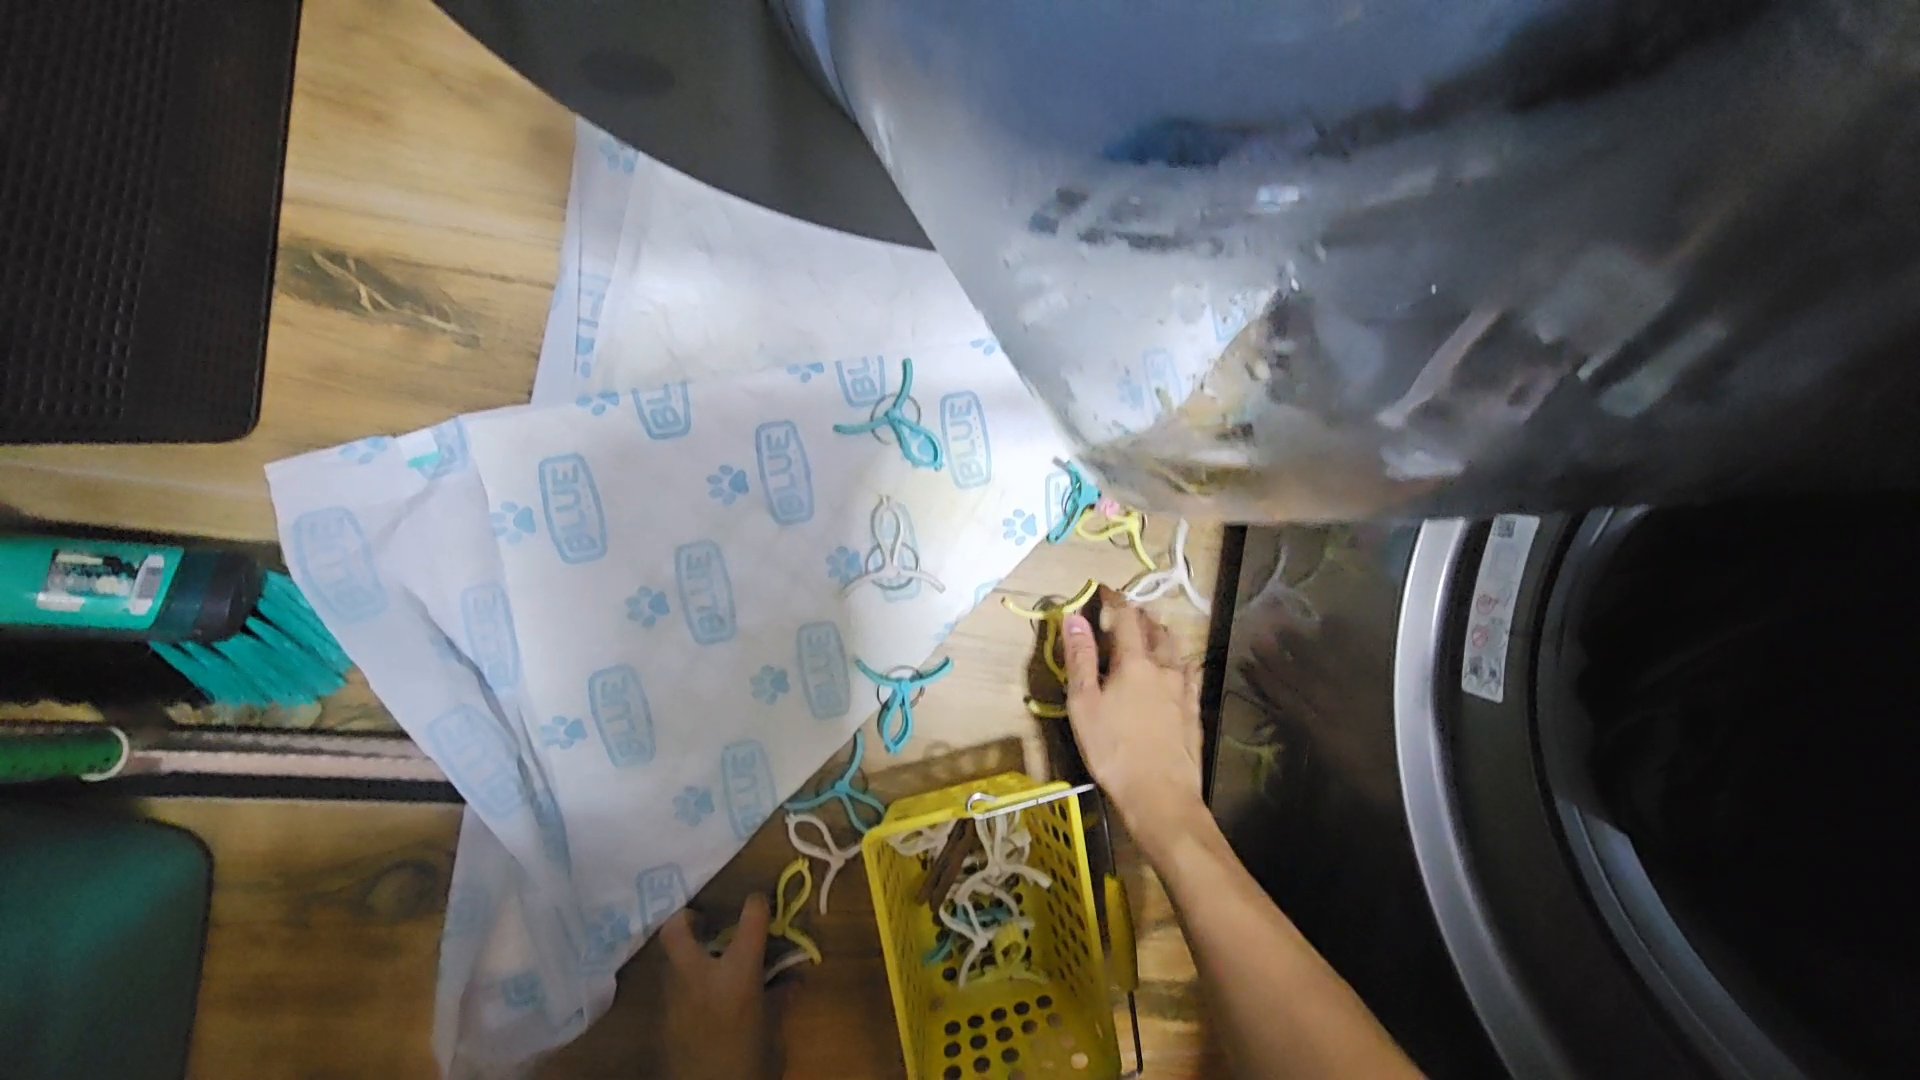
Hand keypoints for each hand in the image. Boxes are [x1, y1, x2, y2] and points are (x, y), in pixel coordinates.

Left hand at [658, 895, 784, 1079]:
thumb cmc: (749, 1067)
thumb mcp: (773, 1033)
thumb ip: (779, 1001)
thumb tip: (794, 982)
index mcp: (738, 974)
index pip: (750, 916)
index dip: (757, 903)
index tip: (760, 903)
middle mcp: (700, 976)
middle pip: (676, 929)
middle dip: (687, 918)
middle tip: (705, 923)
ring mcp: (674, 998)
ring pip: (669, 958)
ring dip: (685, 953)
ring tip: (706, 963)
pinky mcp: (660, 1021)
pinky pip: (669, 987)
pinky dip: (683, 983)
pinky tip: (700, 998)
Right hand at [1061, 588, 1203, 831]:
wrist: (1160, 795)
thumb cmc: (1113, 749)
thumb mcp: (1083, 704)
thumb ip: (1080, 658)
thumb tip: (1075, 618)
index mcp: (1135, 662)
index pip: (1126, 618)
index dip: (1114, 600)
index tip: (1104, 591)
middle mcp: (1164, 668)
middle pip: (1156, 629)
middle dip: (1140, 615)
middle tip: (1126, 612)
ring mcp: (1184, 690)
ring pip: (1176, 649)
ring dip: (1162, 634)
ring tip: (1152, 632)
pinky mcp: (1194, 712)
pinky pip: (1190, 674)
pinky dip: (1179, 661)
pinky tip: (1179, 669)